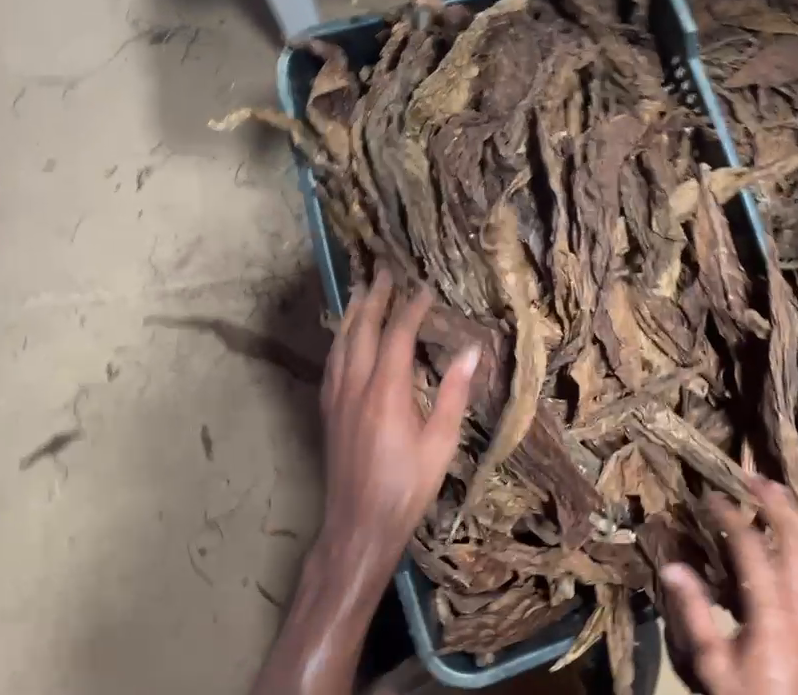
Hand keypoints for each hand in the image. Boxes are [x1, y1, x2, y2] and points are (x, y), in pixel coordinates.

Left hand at [319, 269, 479, 576]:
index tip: (424, 288)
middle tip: (383, 271)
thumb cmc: (407, 487)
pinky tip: (343, 337)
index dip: (411, 308)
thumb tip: (470, 351)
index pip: (397, 336)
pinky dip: (339, 339)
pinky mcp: (327, 412)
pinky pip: (331, 363)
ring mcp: (336, 399)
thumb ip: (454, 394)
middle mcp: (355, 387)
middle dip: (373, 298)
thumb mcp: (441, 444)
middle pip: (361, 330)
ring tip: (360, 291)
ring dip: (351, 313)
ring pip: (340, 343)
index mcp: (386, 392)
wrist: (358, 526)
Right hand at [660, 478, 797, 694]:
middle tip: (755, 478)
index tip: (712, 496)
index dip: (731, 516)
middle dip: (777, 503)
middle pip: (796, 538)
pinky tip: (790, 539)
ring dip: (795, 519)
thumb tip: (672, 566)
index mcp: (772, 609)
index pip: (752, 546)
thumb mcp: (713, 662)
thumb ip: (695, 613)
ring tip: (777, 496)